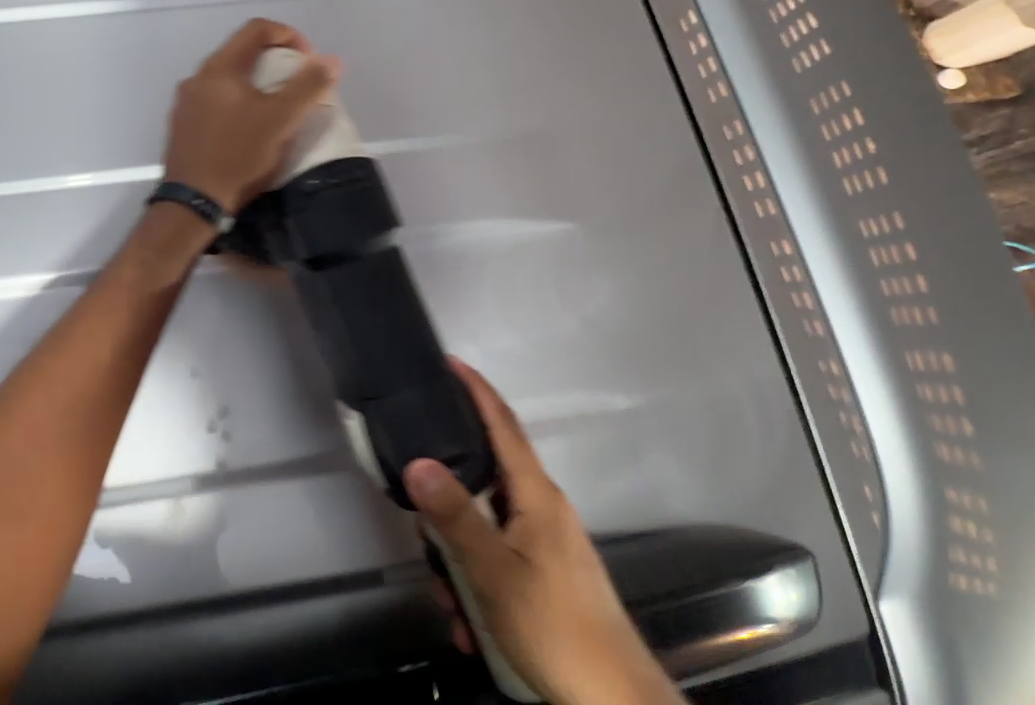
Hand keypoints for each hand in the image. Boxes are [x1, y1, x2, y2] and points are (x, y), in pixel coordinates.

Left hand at [163, 19, 341, 210]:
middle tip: (296, 83)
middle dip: (273, 60)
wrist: (194, 202)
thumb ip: (308, 87)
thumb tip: (331, 61)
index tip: (308, 60)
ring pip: (226, 79)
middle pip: (240, 52)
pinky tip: (248, 129)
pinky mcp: (182, 126)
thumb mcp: (281, 120)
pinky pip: (214, 102)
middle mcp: (197, 77)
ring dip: (255, 84)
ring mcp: (185, 102)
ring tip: (276, 108)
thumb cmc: (239, 155)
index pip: (256, 28)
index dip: (288, 35)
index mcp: (219, 67)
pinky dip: (236, 103)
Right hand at [404, 360, 684, 704]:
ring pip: (482, 533)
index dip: (476, 392)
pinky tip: (472, 627)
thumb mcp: (493, 572)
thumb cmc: (555, 627)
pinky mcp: (544, 574)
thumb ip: (454, 516)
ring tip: (455, 609)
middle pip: (480, 485)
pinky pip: (496, 563)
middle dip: (446, 515)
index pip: (503, 426)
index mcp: (535, 497)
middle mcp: (542, 511)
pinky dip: (477, 589)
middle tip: (425, 542)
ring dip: (459, 566)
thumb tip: (419, 461)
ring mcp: (545, 544)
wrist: (615, 701)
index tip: (450, 363)